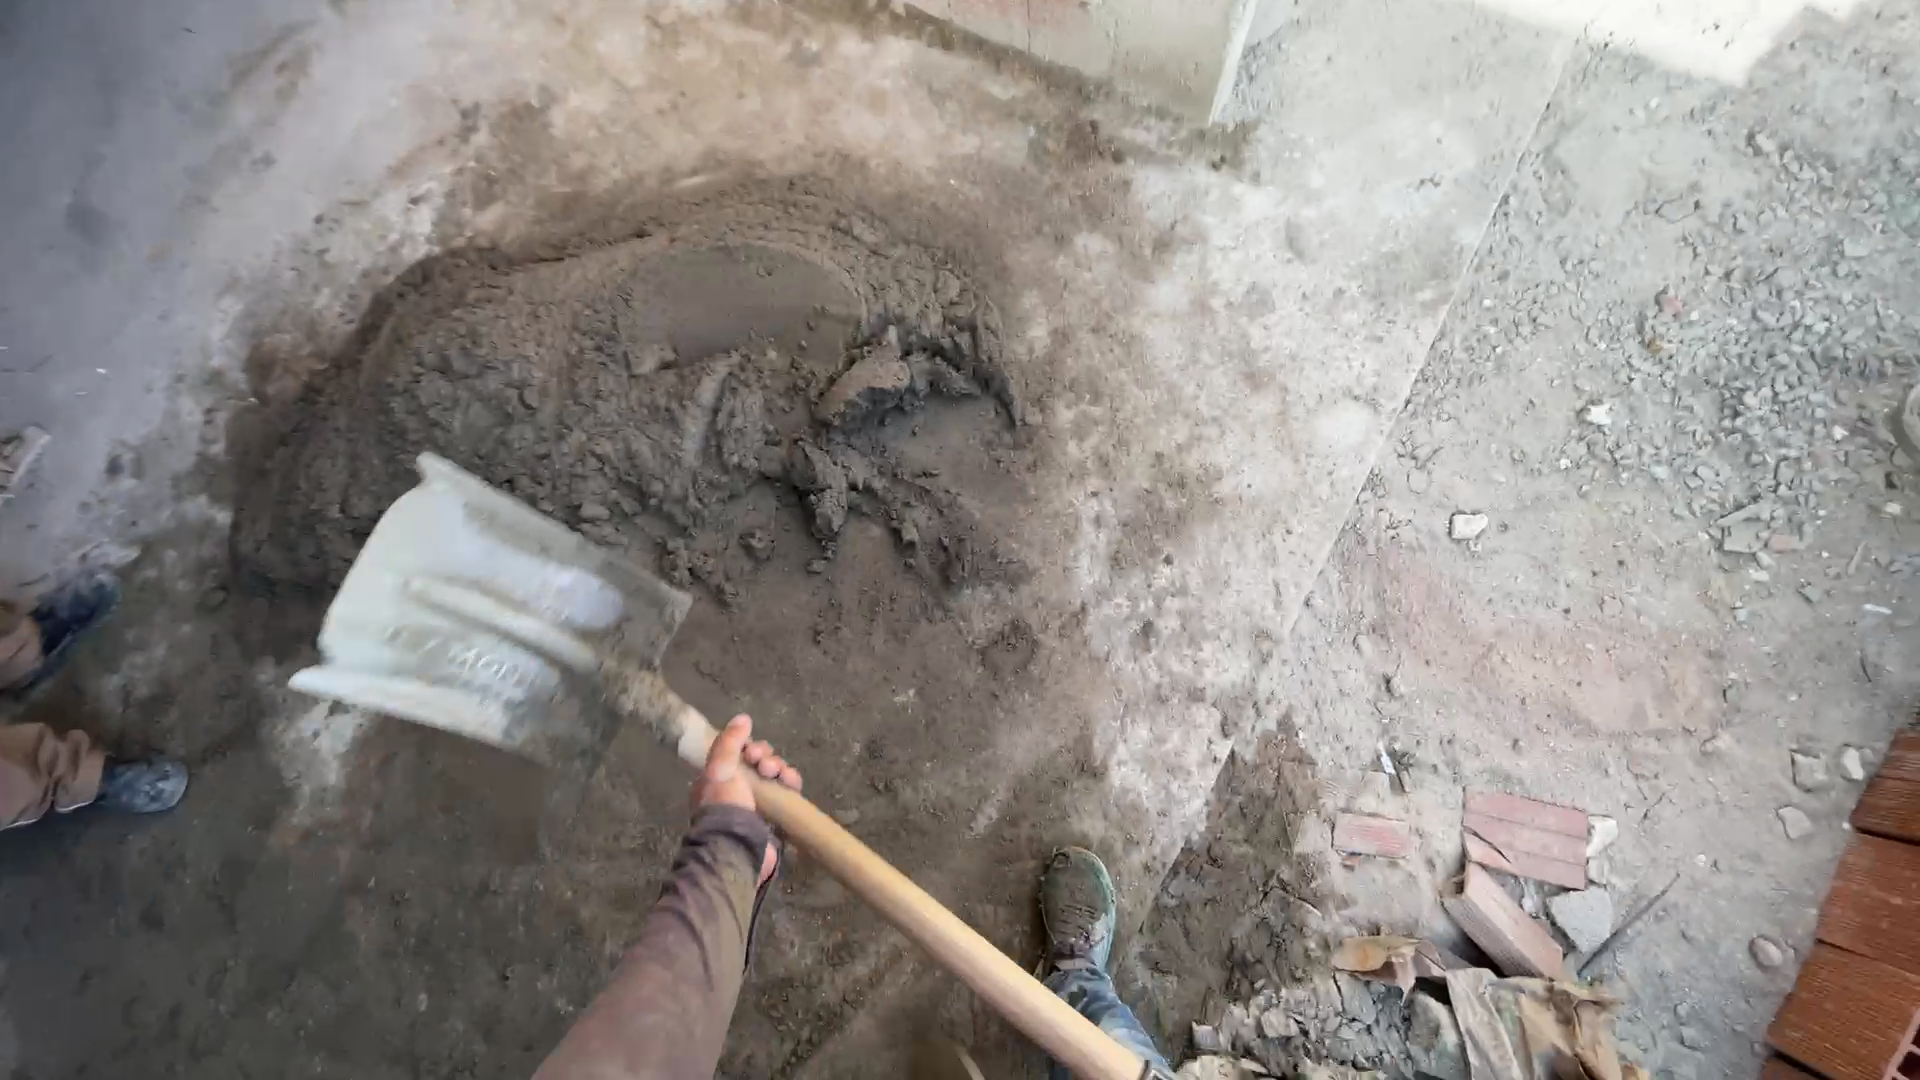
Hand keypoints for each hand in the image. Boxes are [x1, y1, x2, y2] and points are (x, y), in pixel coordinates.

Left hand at [692, 714, 801, 882]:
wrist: (736, 846)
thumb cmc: (723, 806)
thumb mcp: (719, 768)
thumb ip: (730, 741)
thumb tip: (744, 717)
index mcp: (720, 781)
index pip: (739, 755)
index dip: (750, 748)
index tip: (752, 752)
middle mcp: (738, 791)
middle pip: (760, 763)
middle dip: (767, 759)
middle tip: (766, 766)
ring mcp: (758, 805)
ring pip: (776, 775)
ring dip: (780, 769)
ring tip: (779, 775)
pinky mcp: (776, 816)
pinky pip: (788, 792)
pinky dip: (791, 784)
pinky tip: (791, 783)